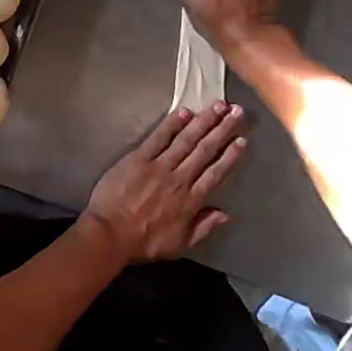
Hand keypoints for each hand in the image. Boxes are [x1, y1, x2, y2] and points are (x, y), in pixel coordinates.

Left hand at [83, 102, 246, 263]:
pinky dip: (171, 124)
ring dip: (204, 121)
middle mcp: (179, 179)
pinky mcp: (137, 158)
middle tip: (237, 112)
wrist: (109, 234)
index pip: (215, 173)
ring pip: (186, 140)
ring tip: (218, 105)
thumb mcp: (179, 245)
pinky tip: (184, 112)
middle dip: (223, 129)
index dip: (230, 156)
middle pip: (205, 150)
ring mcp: (158, 166)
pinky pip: (158, 137)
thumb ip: (203, 228)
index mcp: (190, 201)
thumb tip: (225, 213)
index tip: (242, 140)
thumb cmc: (143, 243)